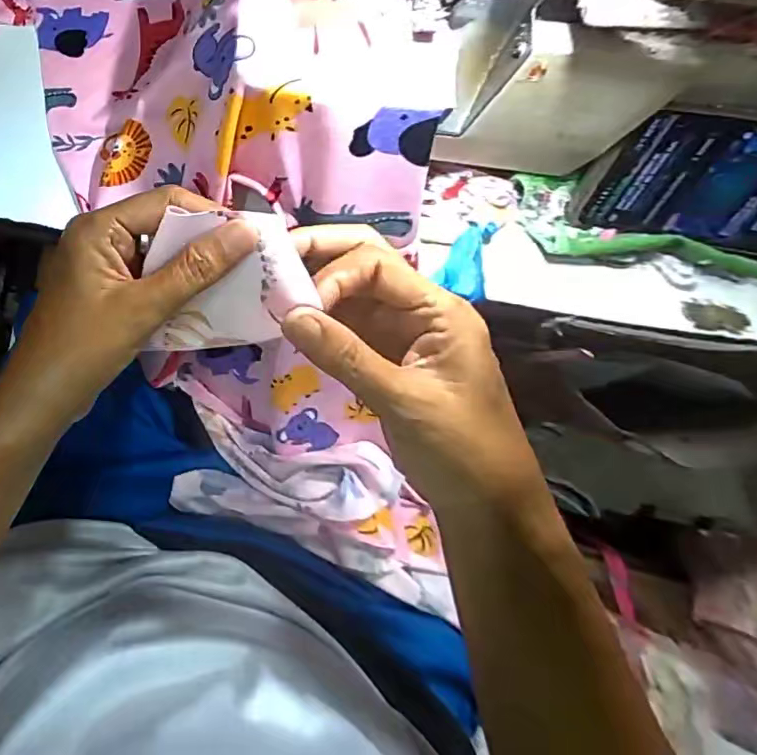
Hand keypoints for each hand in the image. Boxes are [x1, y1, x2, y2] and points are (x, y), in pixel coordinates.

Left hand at [6, 186, 258, 423]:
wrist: (40, 397)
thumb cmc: (85, 348)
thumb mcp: (144, 307)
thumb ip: (195, 268)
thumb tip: (246, 231)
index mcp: (98, 227)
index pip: (164, 202)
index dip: (208, 215)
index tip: (249, 238)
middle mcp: (96, 234)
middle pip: (161, 223)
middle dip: (202, 242)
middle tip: (248, 260)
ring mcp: (98, 261)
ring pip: (156, 251)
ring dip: (190, 266)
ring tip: (234, 279)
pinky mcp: (103, 286)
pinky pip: (145, 274)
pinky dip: (172, 284)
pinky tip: (202, 300)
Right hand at [280, 225, 546, 518]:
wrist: (487, 503)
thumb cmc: (461, 449)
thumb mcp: (403, 401)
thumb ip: (346, 355)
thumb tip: (288, 315)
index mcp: (437, 310)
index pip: (376, 263)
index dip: (332, 274)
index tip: (299, 305)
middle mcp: (416, 308)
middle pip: (363, 258)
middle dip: (317, 253)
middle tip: (270, 260)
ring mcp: (397, 328)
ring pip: (347, 286)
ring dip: (310, 283)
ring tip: (268, 286)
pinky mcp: (380, 351)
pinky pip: (342, 319)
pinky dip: (314, 314)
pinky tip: (286, 317)